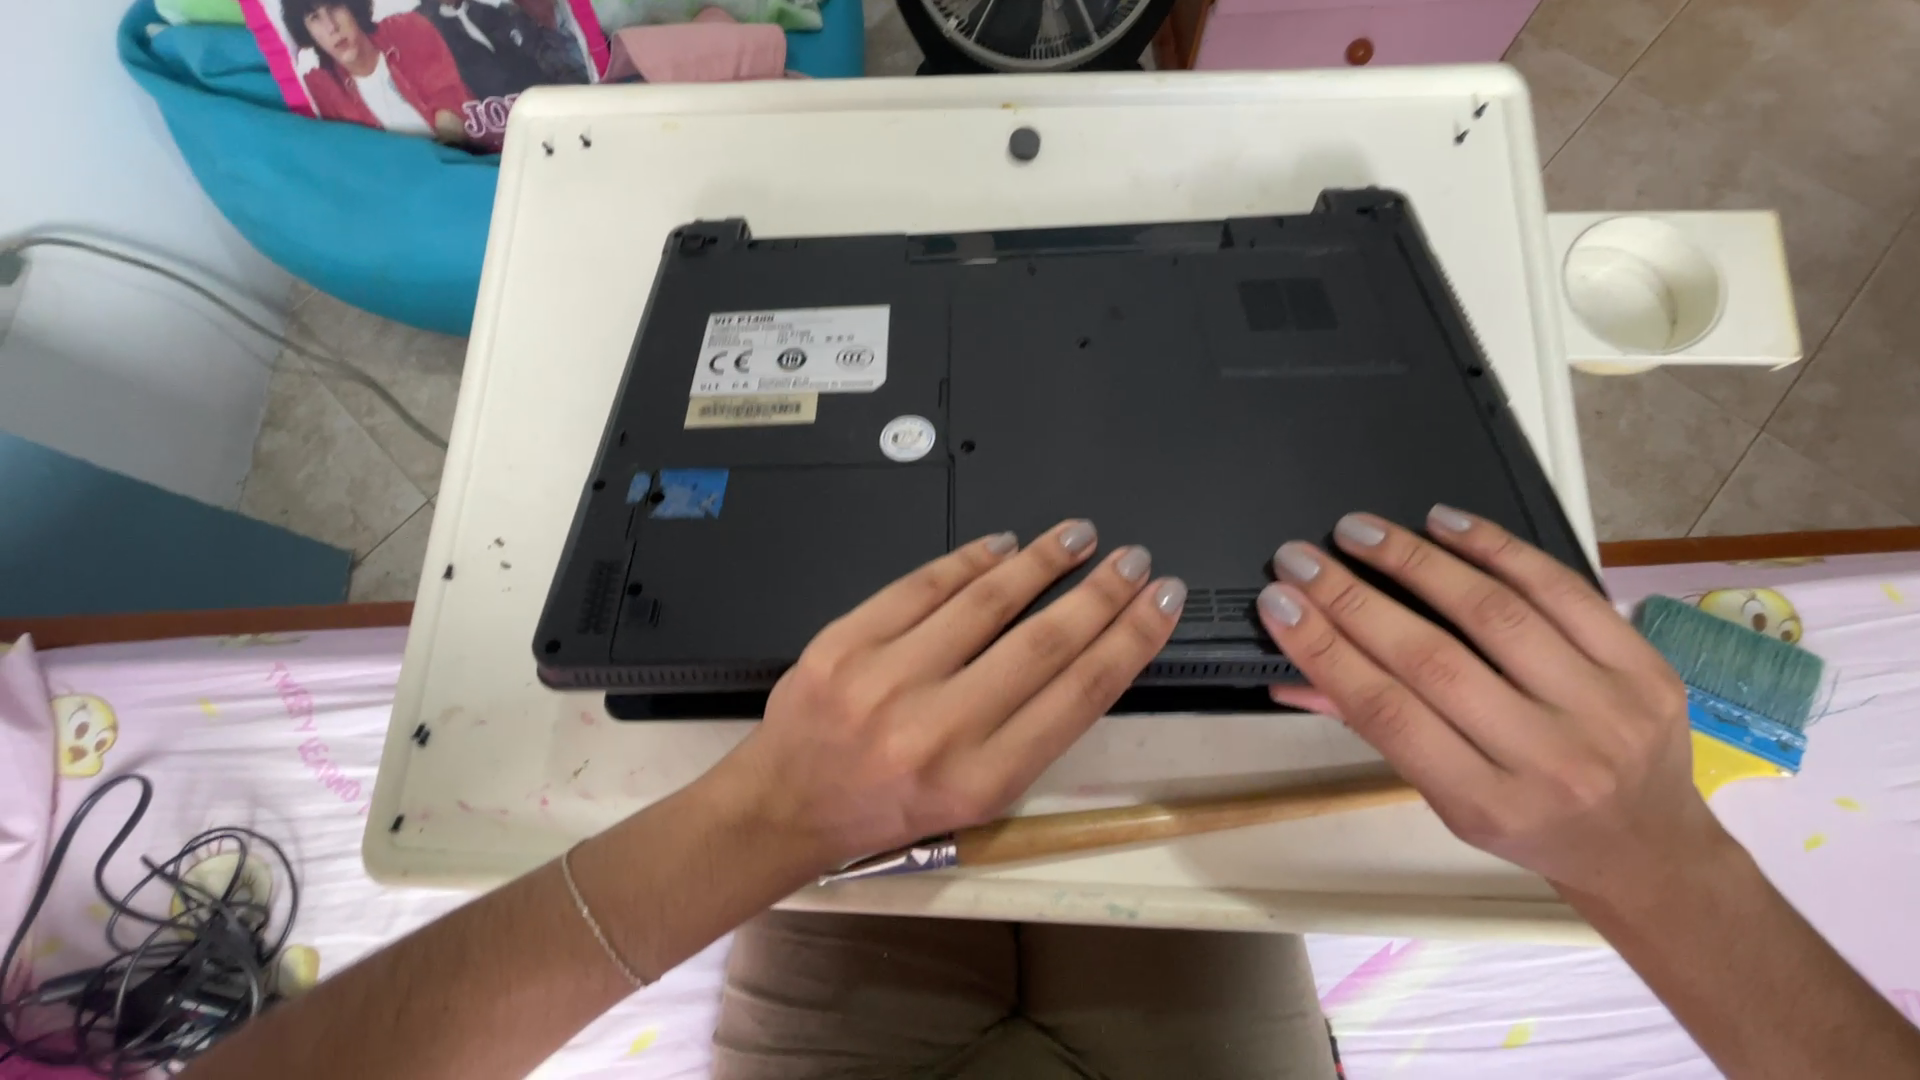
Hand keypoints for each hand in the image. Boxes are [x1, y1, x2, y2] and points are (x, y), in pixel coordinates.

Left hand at [707, 521, 1186, 871]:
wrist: (787, 804)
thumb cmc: (888, 808)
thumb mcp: (976, 797)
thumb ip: (1031, 731)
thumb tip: (1085, 647)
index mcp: (983, 779)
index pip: (1079, 694)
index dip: (1130, 639)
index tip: (1160, 602)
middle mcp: (940, 729)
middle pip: (1043, 642)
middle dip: (1101, 594)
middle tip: (1133, 559)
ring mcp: (886, 679)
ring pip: (986, 601)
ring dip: (1043, 561)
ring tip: (1078, 536)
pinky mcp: (845, 641)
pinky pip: (922, 584)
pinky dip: (970, 557)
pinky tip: (1004, 543)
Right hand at [1256, 506, 1726, 904]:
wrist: (1648, 848)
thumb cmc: (1523, 823)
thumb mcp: (1440, 797)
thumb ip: (1370, 727)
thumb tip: (1289, 674)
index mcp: (1485, 802)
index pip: (1387, 713)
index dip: (1325, 650)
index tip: (1279, 602)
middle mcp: (1550, 759)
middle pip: (1433, 660)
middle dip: (1352, 599)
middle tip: (1300, 557)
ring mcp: (1608, 708)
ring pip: (1495, 614)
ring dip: (1415, 561)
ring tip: (1358, 530)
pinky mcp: (1645, 666)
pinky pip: (1562, 589)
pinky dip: (1495, 547)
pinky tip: (1442, 521)